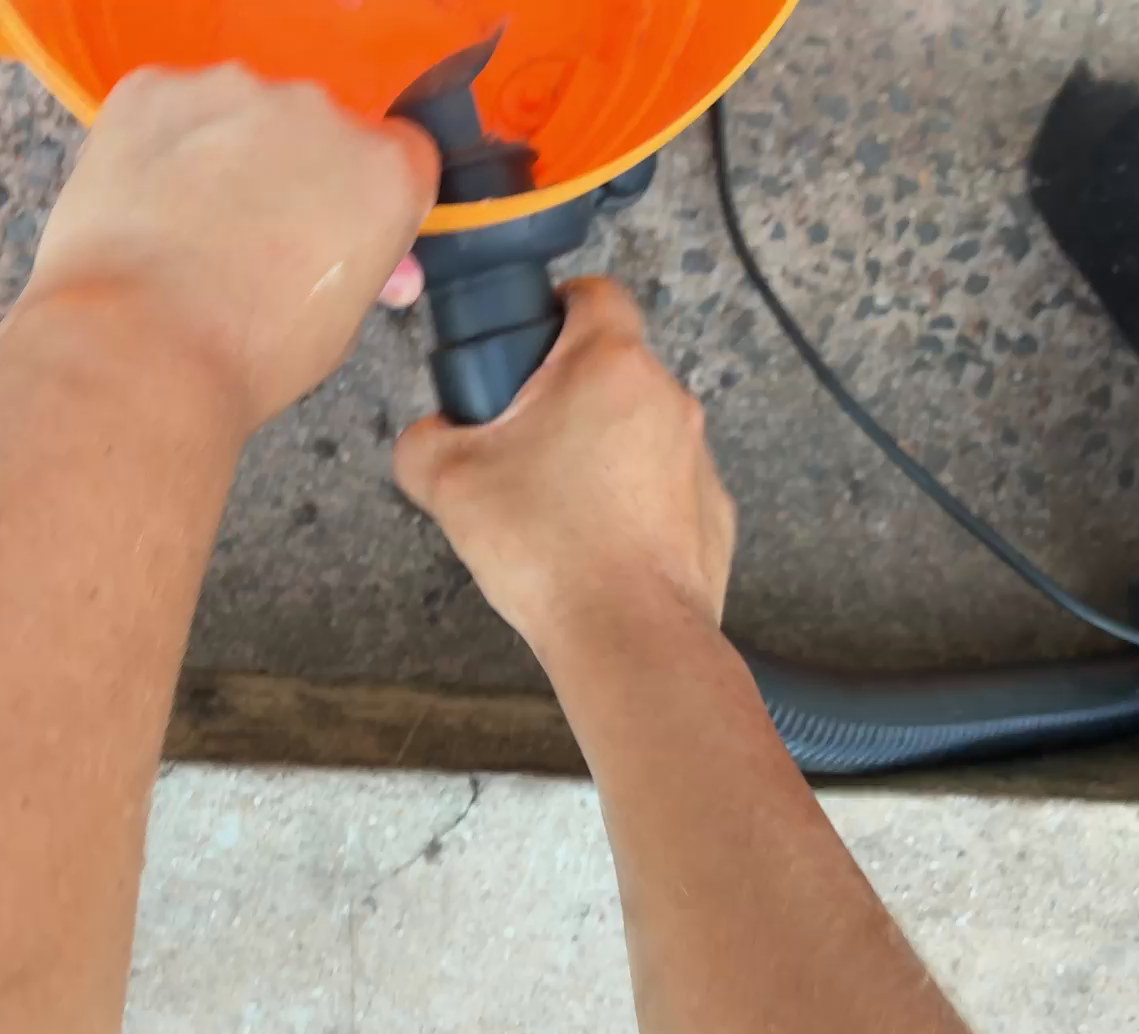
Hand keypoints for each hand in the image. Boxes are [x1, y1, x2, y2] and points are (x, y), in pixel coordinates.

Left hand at [14, 64, 437, 429]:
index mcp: (384, 176)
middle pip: (325, 134)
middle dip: (305, 177)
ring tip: (200, 232)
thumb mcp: (341, 326)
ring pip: (250, 115)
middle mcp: (319, 115)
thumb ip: (362, 270)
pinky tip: (156, 207)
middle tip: (266, 243)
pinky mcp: (156, 91)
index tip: (348, 229)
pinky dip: (172, 148)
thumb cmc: (252, 355)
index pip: (406, 158)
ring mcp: (234, 92)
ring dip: (237, 158)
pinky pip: (180, 110)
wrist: (146, 347)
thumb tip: (368, 259)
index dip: (375, 198)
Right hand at [393, 279, 735, 651]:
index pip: (594, 293)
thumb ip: (422, 440)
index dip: (554, 309)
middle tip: (519, 448)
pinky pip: (663, 486)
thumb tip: (434, 435)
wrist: (626, 635)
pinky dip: (631, 501)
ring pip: (637, 430)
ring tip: (557, 511)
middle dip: (564, 394)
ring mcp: (700, 457)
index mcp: (608, 366)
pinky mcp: (716, 512)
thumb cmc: (540, 541)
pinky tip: (600, 548)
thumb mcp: (447, 483)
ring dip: (598, 450)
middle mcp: (668, 397)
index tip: (523, 353)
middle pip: (611, 369)